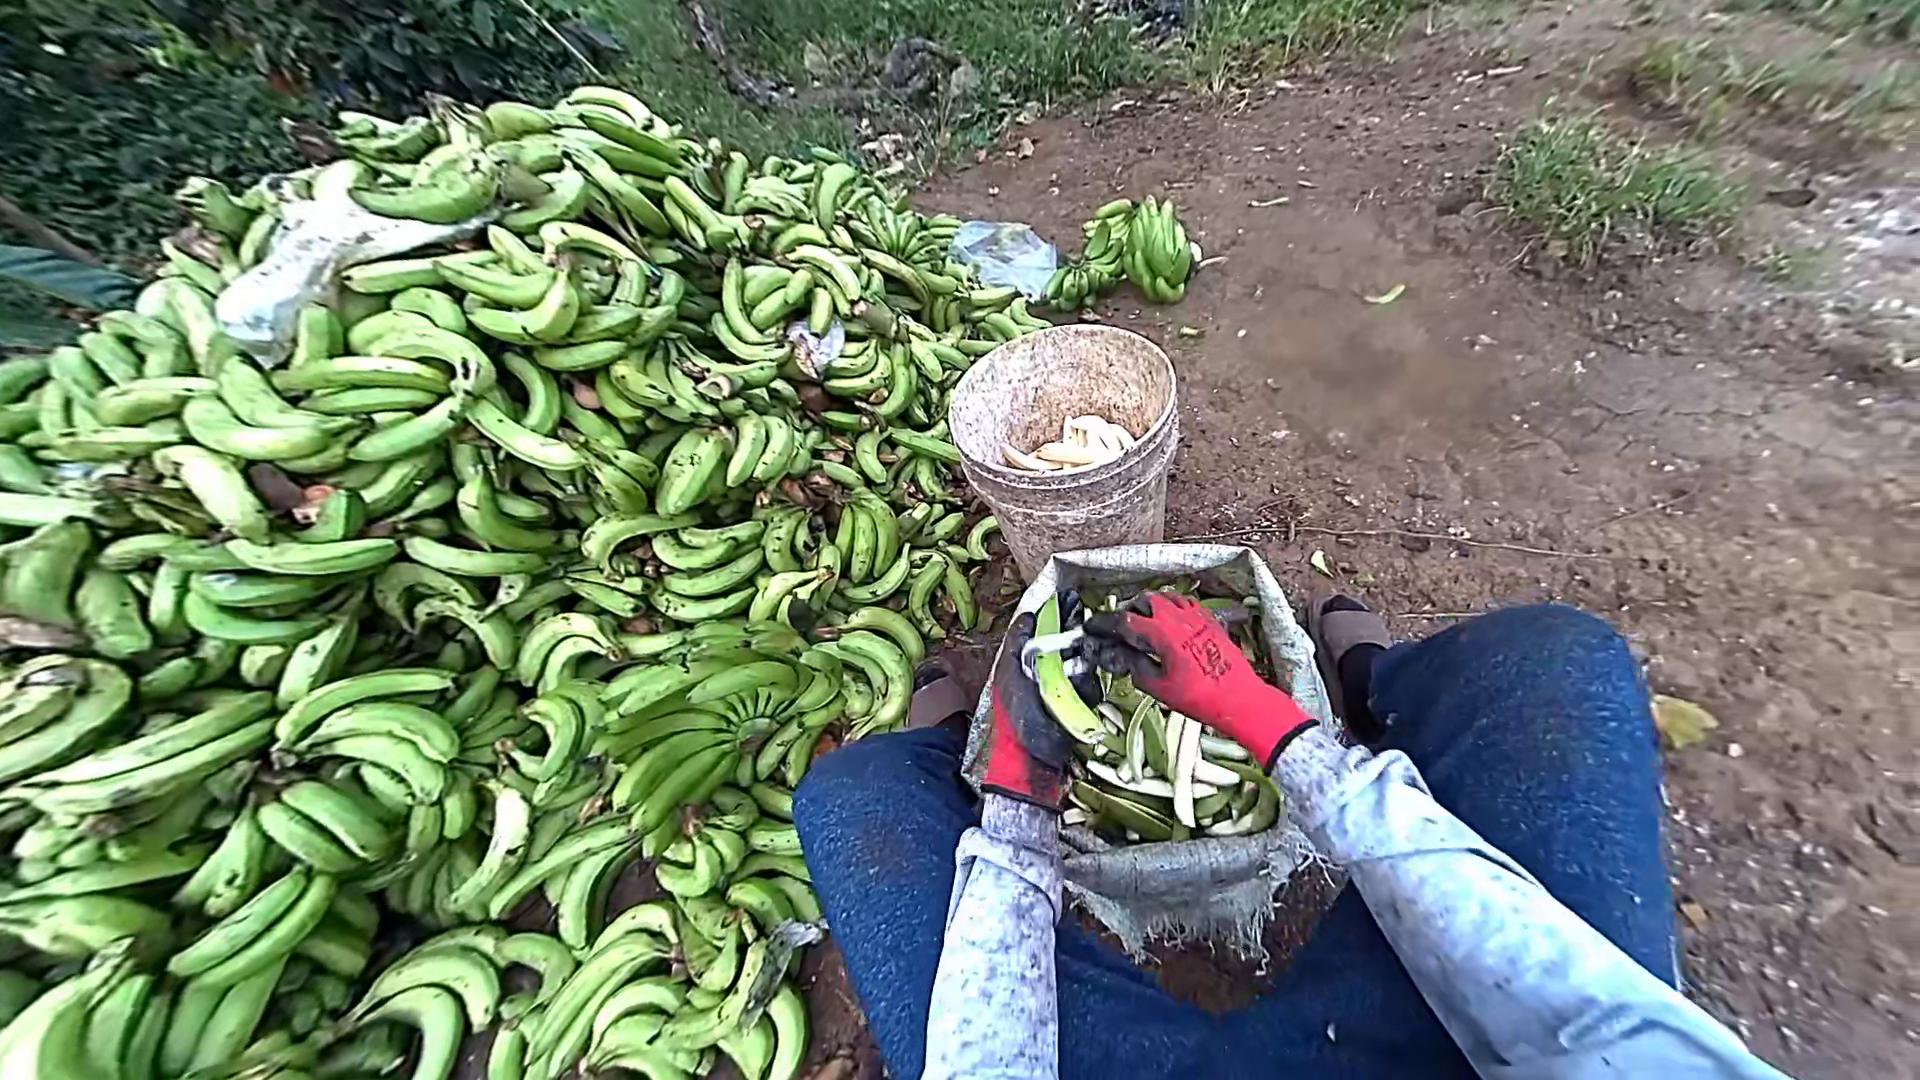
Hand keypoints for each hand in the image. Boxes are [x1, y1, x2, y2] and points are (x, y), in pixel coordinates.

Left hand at [980, 612, 1074, 810]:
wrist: (1033, 756)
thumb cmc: (1015, 714)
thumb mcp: (1009, 674)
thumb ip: (1017, 643)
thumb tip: (1028, 615)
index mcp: (1027, 662)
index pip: (1045, 631)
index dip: (1057, 613)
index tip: (1069, 598)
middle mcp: (1047, 670)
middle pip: (1068, 641)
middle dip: (1075, 627)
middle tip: (1081, 612)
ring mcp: (1066, 686)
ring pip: (1083, 661)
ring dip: (1083, 656)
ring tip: (1083, 651)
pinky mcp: (1081, 703)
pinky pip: (1090, 687)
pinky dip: (1086, 687)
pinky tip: (1079, 692)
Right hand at [1084, 592, 1316, 767]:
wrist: (1241, 699)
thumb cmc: (1201, 696)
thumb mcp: (1157, 686)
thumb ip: (1133, 666)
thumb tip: (1118, 655)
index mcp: (1160, 632)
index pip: (1122, 620)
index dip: (1103, 624)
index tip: (1092, 627)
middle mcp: (1176, 617)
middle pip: (1143, 601)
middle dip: (1127, 611)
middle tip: (1119, 628)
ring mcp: (1196, 616)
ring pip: (1164, 597)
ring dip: (1149, 606)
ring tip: (1143, 622)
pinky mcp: (1209, 620)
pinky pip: (1185, 604)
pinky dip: (1171, 608)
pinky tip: (1170, 622)